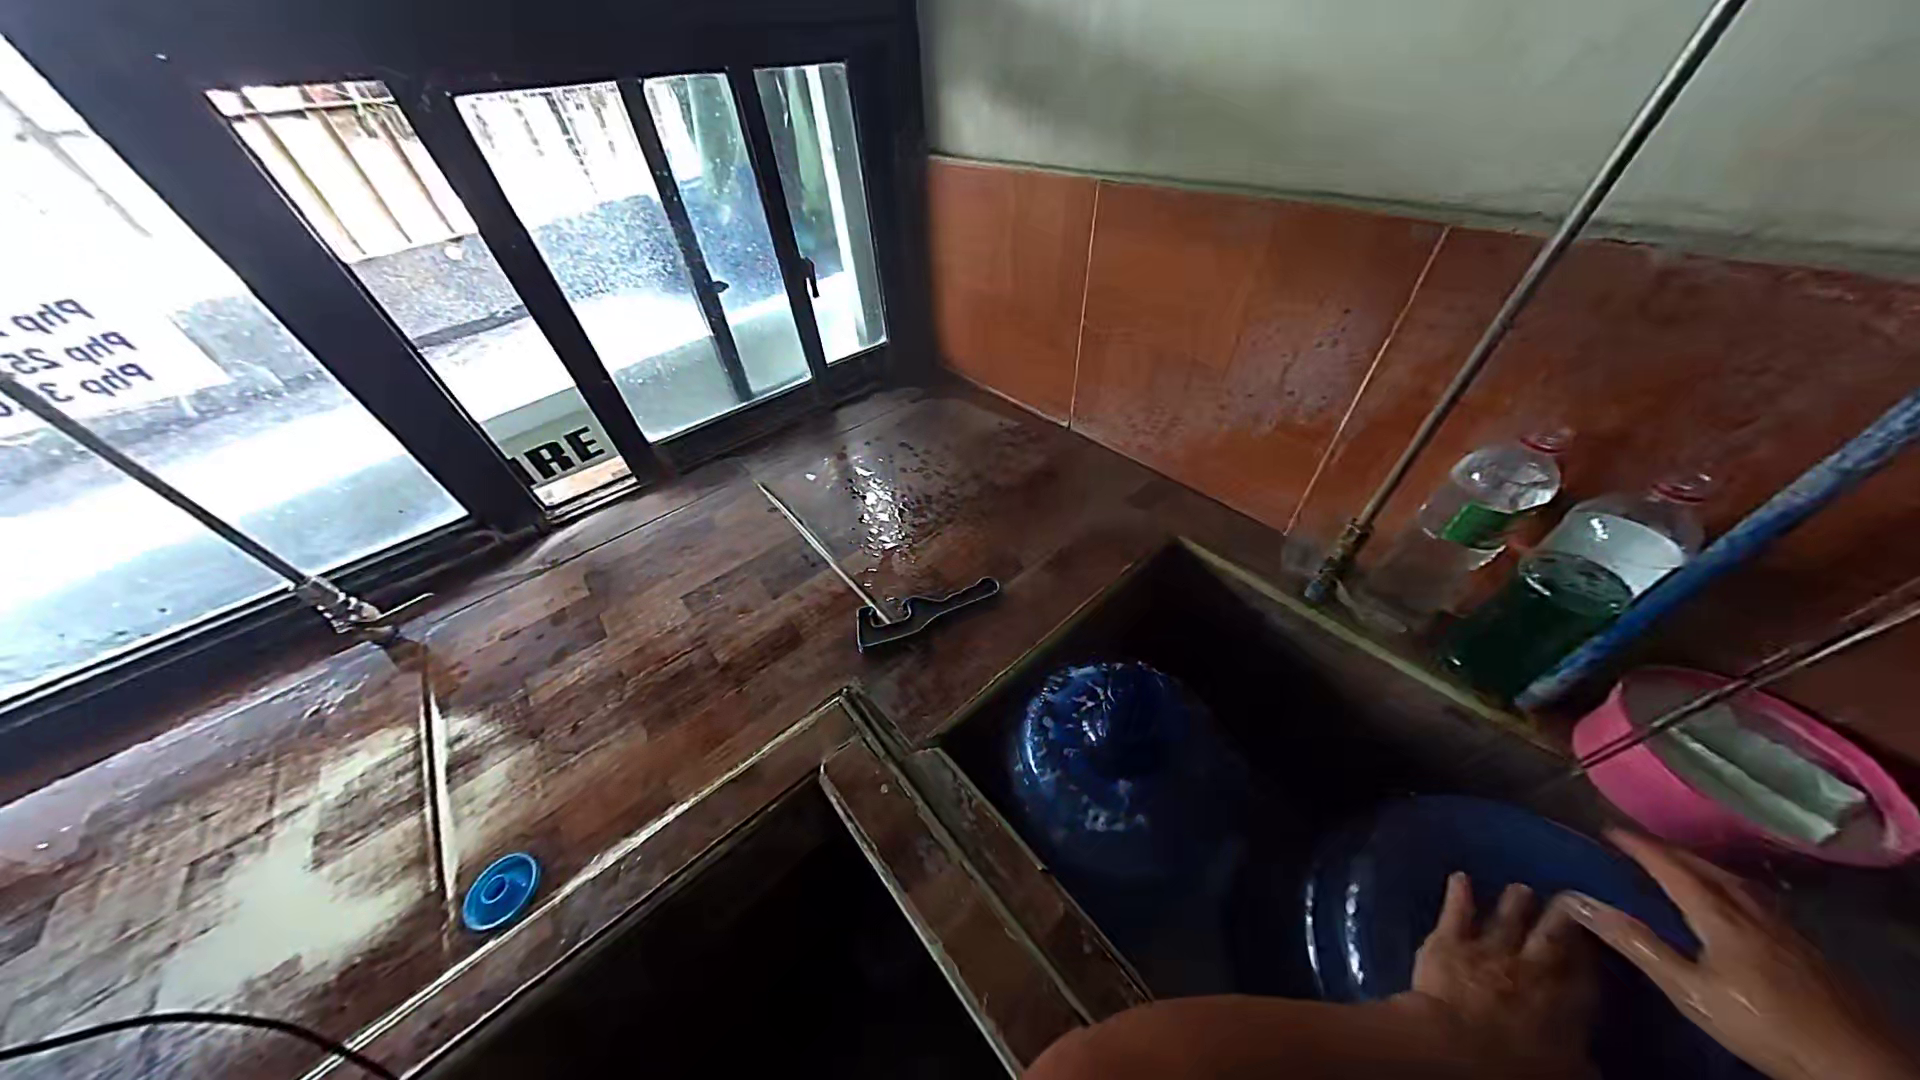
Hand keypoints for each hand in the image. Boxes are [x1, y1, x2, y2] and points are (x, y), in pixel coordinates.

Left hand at [1396, 872, 1598, 1078]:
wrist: (1456, 1043)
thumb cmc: (1514, 1067)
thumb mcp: (1567, 1073)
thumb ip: (1581, 1061)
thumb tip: (1593, 1061)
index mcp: (1563, 1004)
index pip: (1585, 975)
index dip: (1591, 956)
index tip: (1597, 938)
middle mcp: (1529, 969)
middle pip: (1550, 938)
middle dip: (1561, 917)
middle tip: (1569, 898)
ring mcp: (1486, 949)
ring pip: (1505, 919)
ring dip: (1514, 903)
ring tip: (1521, 888)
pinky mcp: (1448, 940)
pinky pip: (1455, 912)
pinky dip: (1458, 893)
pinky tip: (1460, 876)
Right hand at [1563, 829, 1917, 1079]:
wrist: (1866, 1071)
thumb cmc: (1765, 1026)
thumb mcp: (1689, 990)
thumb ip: (1636, 944)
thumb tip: (1577, 900)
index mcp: (1720, 916)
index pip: (1671, 867)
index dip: (1638, 845)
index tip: (1608, 829)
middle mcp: (1754, 913)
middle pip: (1707, 868)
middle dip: (1668, 849)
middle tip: (1636, 841)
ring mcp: (1789, 931)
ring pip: (1737, 881)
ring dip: (1701, 863)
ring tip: (1677, 862)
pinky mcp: (1810, 950)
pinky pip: (1758, 899)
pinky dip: (1729, 884)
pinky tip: (1730, 899)